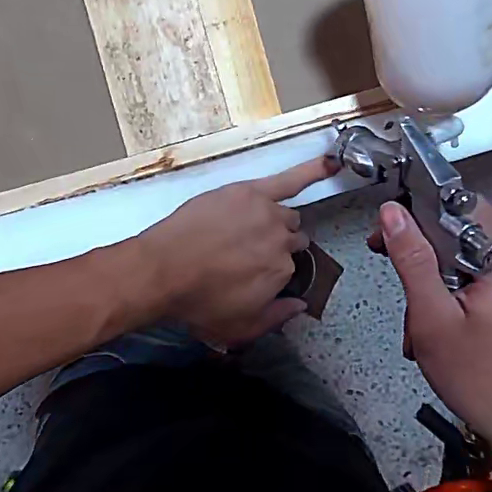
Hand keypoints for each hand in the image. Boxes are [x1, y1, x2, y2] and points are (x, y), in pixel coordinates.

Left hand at [132, 156, 336, 346]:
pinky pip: (290, 179)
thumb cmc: (195, 301)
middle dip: (274, 246)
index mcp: (282, 273)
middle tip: (243, 251)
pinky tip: (330, 163)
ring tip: (246, 227)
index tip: (251, 271)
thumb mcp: (238, 328)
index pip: (288, 266)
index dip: (270, 269)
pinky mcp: (250, 192)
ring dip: (274, 221)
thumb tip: (299, 307)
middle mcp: (281, 242)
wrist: (161, 270)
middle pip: (290, 238)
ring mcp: (268, 214)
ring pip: (285, 214)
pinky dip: (312, 170)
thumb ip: (276, 318)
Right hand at [373, 199, 491, 453]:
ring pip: (470, 249)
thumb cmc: (482, 381)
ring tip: (424, 319)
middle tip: (403, 288)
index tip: (382, 240)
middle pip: (463, 227)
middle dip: (425, 253)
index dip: (413, 217)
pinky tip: (446, 319)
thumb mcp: (434, 320)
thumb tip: (391, 211)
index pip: (455, 206)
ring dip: (439, 275)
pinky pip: (487, 269)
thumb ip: (412, 260)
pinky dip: (460, 287)